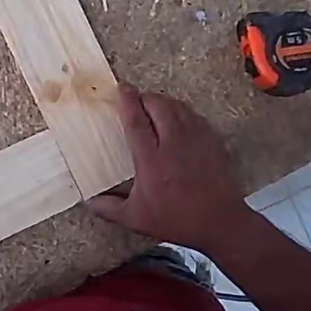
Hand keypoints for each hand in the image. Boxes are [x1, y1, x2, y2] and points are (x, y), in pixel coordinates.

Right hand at [87, 85, 262, 254]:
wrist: (220, 222)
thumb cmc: (177, 220)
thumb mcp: (137, 218)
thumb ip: (110, 208)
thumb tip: (89, 202)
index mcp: (151, 160)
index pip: (136, 121)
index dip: (127, 101)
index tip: (122, 88)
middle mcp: (174, 144)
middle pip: (158, 105)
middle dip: (145, 97)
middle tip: (137, 99)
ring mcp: (196, 140)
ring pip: (178, 107)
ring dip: (164, 102)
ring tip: (155, 106)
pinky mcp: (213, 141)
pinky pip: (195, 116)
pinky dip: (183, 112)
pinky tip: (178, 120)